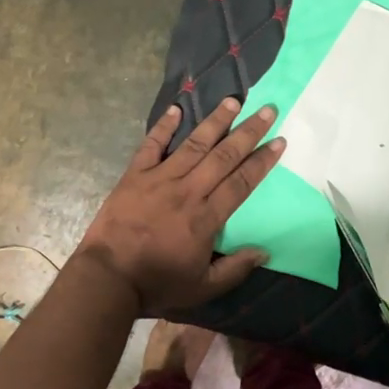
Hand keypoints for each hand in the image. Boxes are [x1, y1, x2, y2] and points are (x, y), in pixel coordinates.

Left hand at [75, 99, 283, 315]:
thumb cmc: (157, 284)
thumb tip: (264, 251)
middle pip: (224, 156)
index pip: (241, 182)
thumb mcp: (203, 288)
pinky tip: (177, 109)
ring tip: (233, 100)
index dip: (262, 161)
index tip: (279, 141)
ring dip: (215, 121)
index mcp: (206, 217)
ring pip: (193, 144)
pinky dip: (164, 126)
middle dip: (248, 131)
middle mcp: (187, 190)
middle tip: (267, 109)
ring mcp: (159, 179)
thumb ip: (235, 269)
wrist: (108, 278)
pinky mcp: (134, 175)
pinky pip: (151, 145)